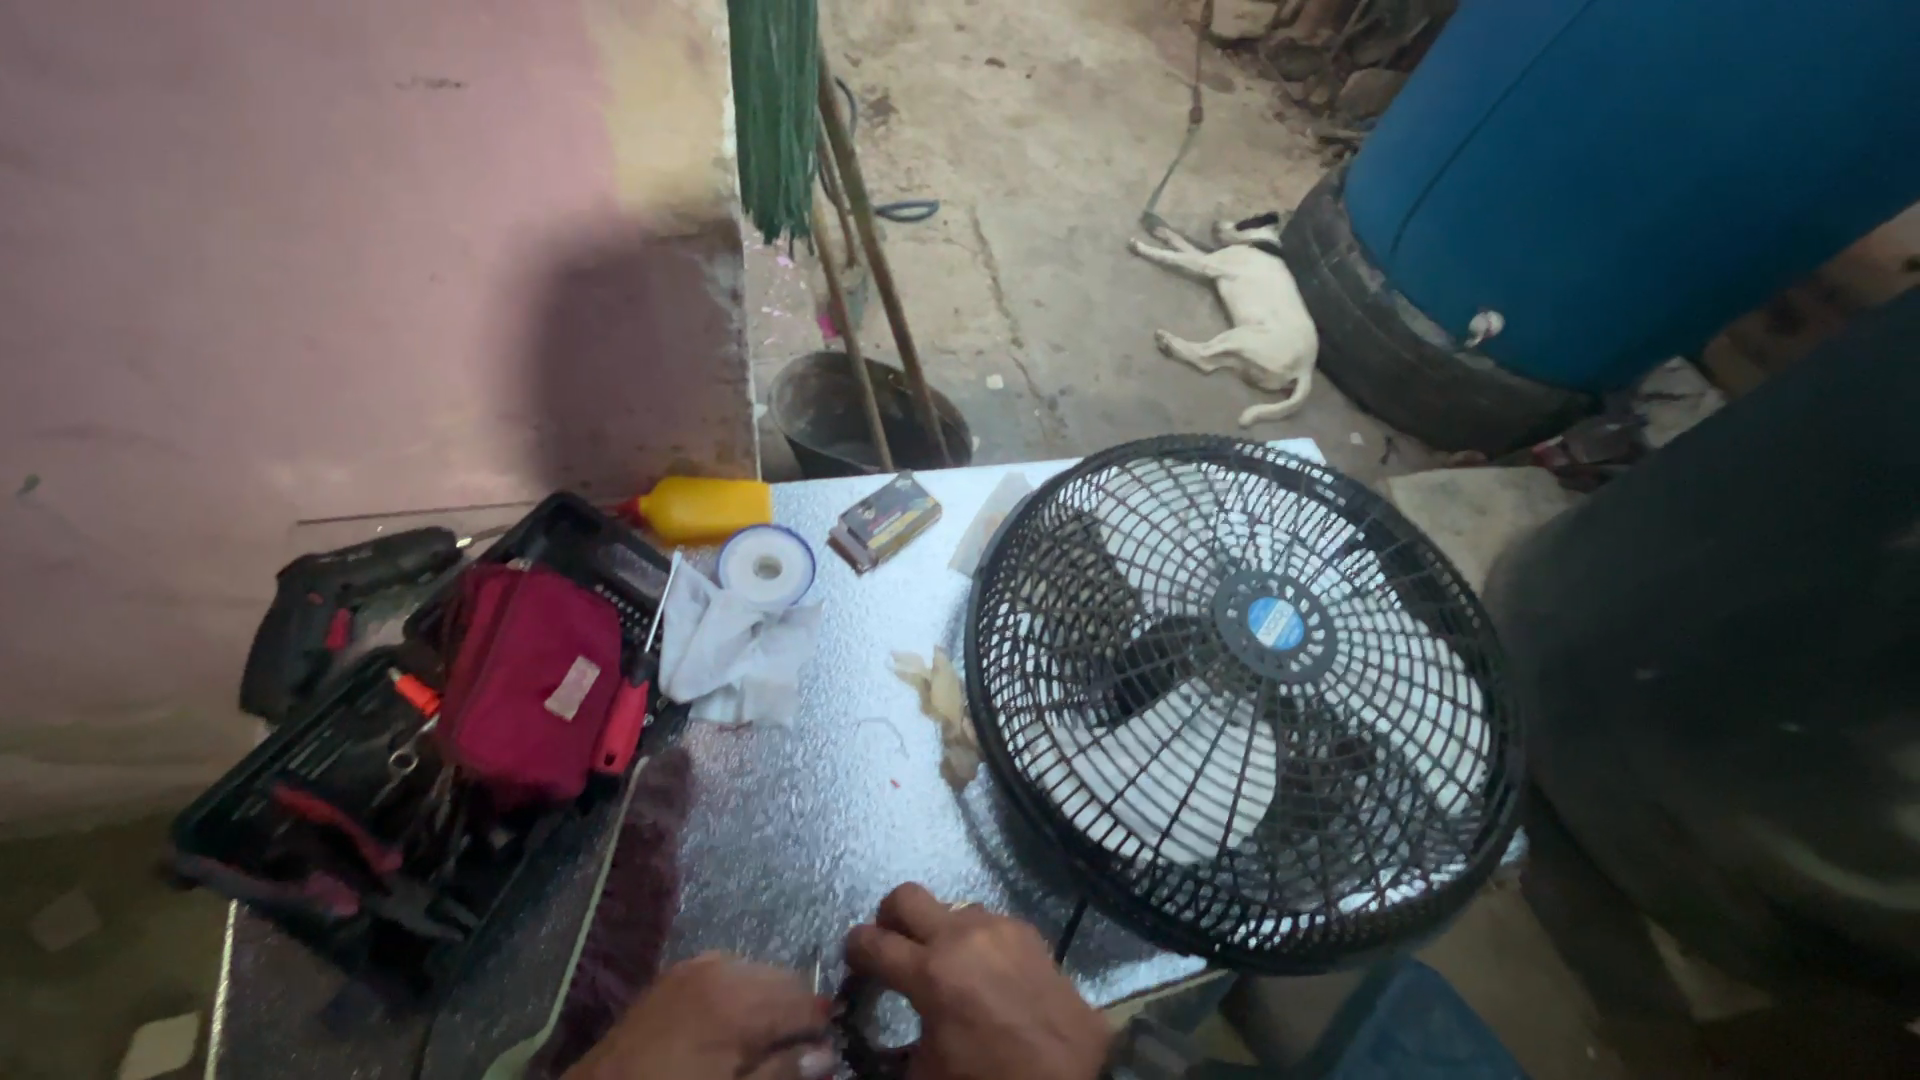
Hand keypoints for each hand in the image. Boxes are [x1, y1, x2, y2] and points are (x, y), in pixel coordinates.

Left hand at [564, 953, 835, 1079]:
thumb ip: (780, 1074)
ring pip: (759, 973)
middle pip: (787, 981)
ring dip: (768, 1004)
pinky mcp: (675, 973)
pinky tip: (728, 1030)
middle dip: (795, 1016)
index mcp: (740, 1001)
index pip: (808, 1002)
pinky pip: (728, 972)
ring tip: (757, 1046)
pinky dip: (740, 994)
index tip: (823, 1058)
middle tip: (790, 1057)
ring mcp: (696, 965)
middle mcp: (724, 968)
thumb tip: (827, 1053)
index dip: (821, 1032)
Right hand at [845, 883, 1110, 1079]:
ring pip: (949, 907)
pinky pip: (985, 921)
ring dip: (937, 930)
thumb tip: (876, 1041)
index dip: (853, 949)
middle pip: (905, 895)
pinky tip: (986, 974)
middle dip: (889, 917)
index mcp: (930, 973)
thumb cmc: (994, 1078)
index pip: (870, 942)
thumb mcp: (930, 1075)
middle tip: (892, 946)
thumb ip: (894, 1051)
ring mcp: (995, 926)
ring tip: (948, 967)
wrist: (1075, 1074)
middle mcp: (959, 936)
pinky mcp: (1024, 929)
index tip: (854, 960)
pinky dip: (974, 941)